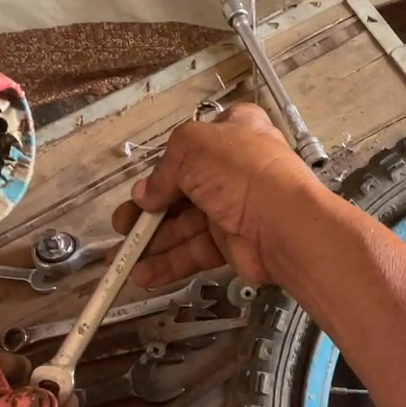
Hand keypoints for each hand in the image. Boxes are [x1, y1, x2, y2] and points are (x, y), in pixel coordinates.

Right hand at [111, 102, 325, 288]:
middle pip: (181, 191)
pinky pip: (195, 253)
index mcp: (233, 133)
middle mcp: (233, 170)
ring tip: (122, 258)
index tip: (141, 185)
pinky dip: (169, 263)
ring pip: (184, 226)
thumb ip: (164, 169)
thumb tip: (146, 195)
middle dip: (147, 212)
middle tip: (122, 227)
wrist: (283, 224)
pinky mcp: (232, 244)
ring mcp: (232, 209)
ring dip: (152, 243)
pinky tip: (143, 274)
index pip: (192, 145)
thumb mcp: (192, 147)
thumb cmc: (244, 172)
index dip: (165, 164)